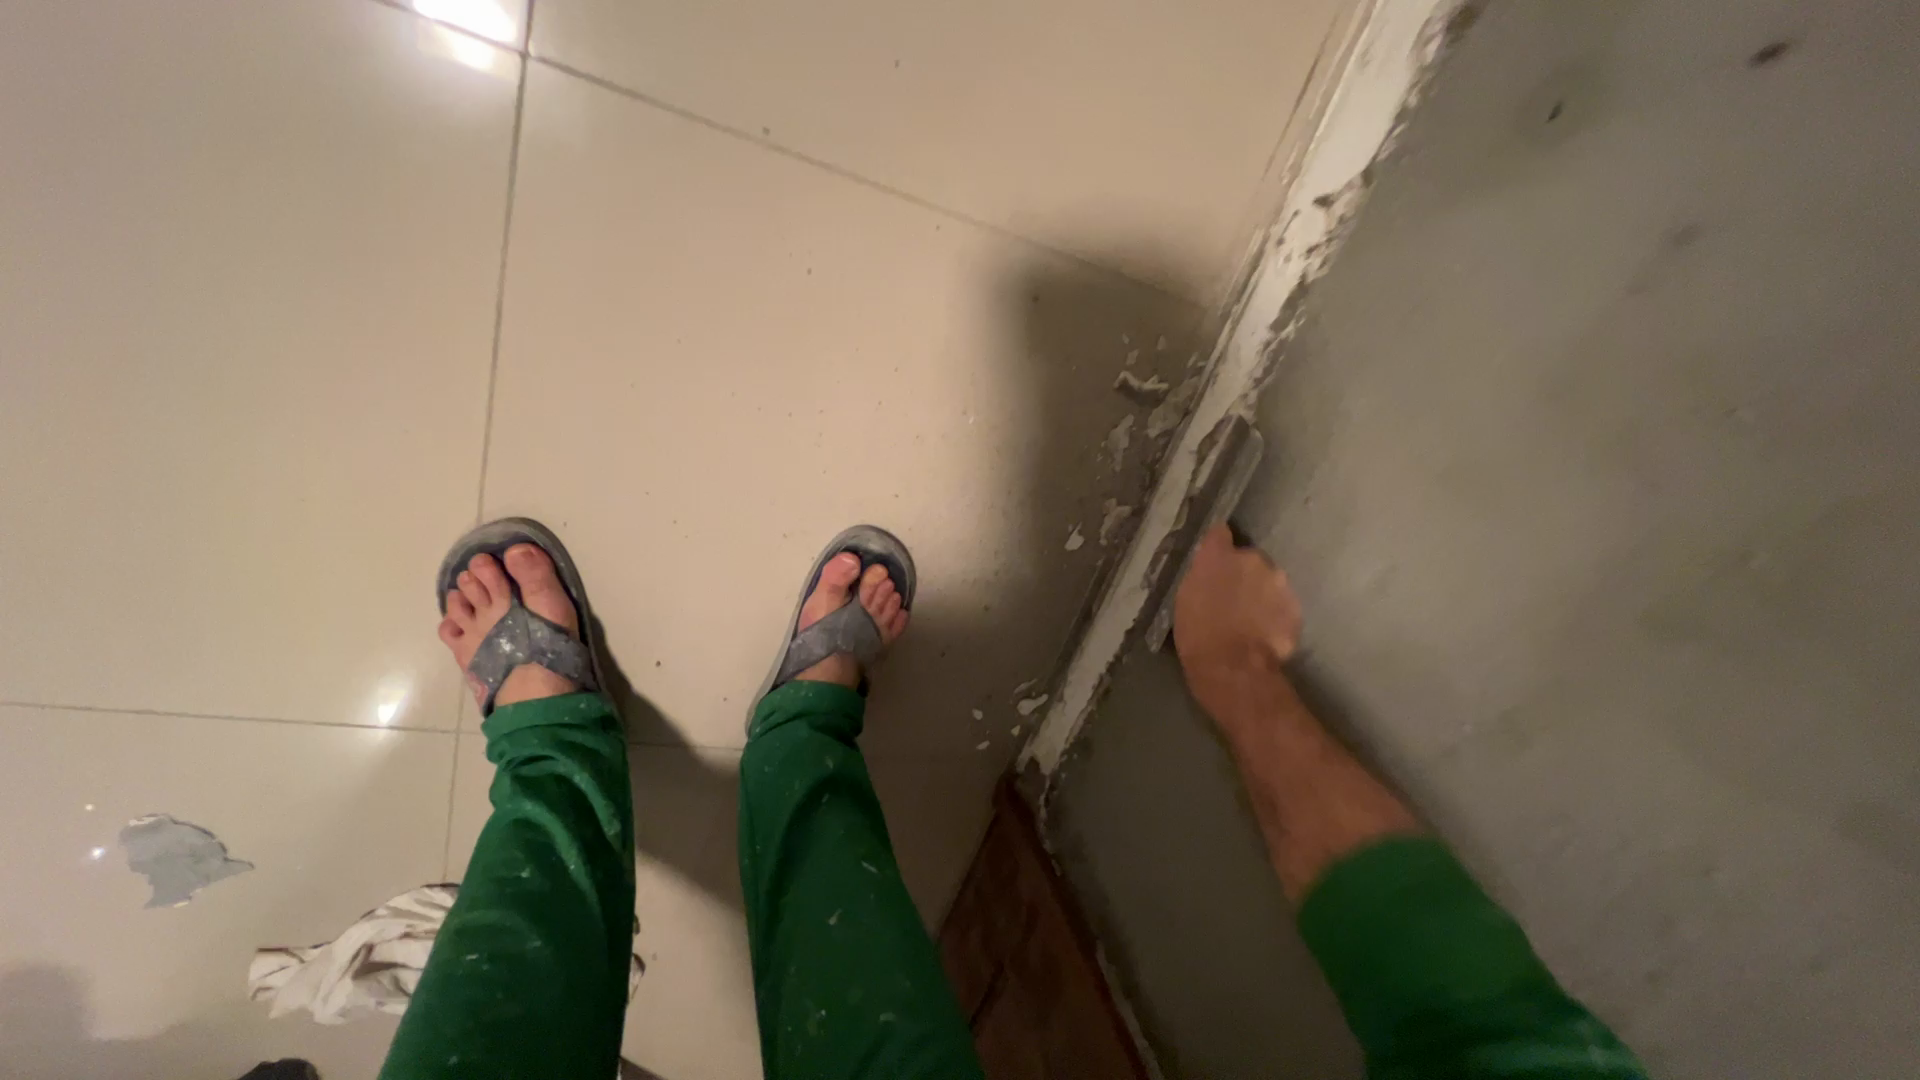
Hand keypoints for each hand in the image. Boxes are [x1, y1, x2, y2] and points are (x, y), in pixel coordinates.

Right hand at [1172, 525, 1301, 709]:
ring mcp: (1278, 582)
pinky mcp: (1295, 606)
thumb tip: (1210, 572)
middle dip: (1243, 574)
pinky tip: (1264, 632)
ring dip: (1261, 593)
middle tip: (1233, 598)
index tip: (1215, 554)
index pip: (1219, 533)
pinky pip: (1282, 604)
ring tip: (1251, 618)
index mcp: (1217, 557)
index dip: (1217, 543)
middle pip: (1248, 559)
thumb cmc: (1198, 634)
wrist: (1233, 667)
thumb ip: (1202, 577)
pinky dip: (1275, 613)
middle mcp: (1252, 560)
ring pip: (1269, 581)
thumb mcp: (1186, 600)